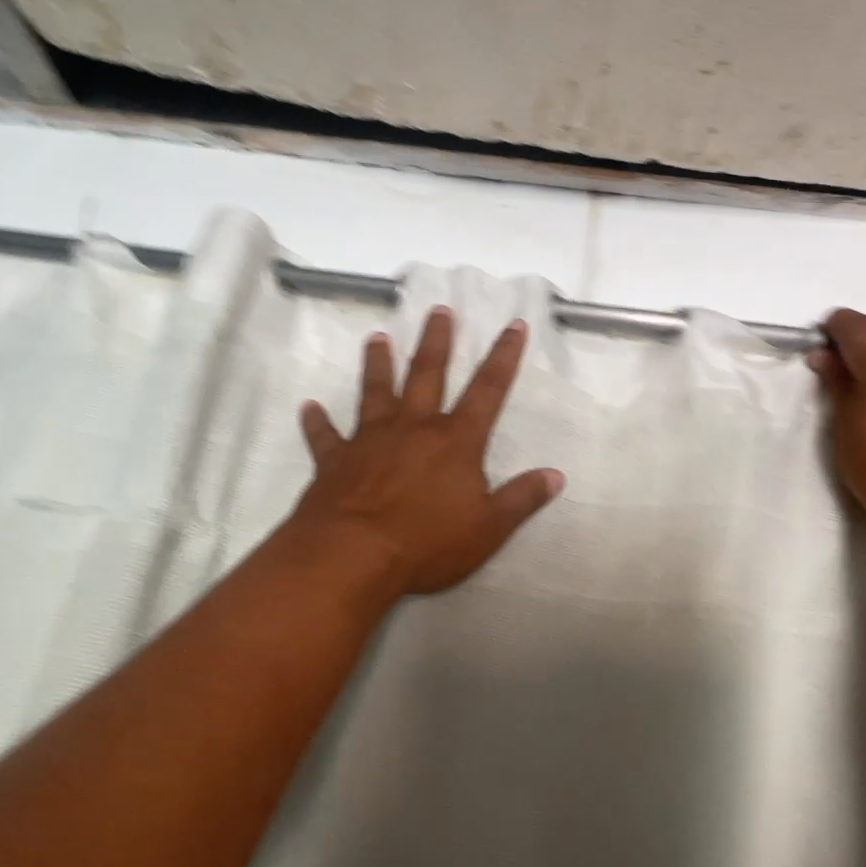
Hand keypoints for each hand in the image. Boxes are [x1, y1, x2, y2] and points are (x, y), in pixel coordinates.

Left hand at [288, 306, 564, 595]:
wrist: (353, 556)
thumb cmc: (427, 543)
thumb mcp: (489, 528)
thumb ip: (521, 499)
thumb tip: (555, 475)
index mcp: (455, 441)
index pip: (487, 391)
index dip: (503, 357)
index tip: (513, 325)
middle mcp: (413, 429)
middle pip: (427, 375)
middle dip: (436, 341)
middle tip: (438, 310)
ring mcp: (370, 440)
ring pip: (375, 392)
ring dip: (377, 364)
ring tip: (376, 337)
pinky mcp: (334, 460)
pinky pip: (325, 436)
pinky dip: (317, 421)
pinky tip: (309, 407)